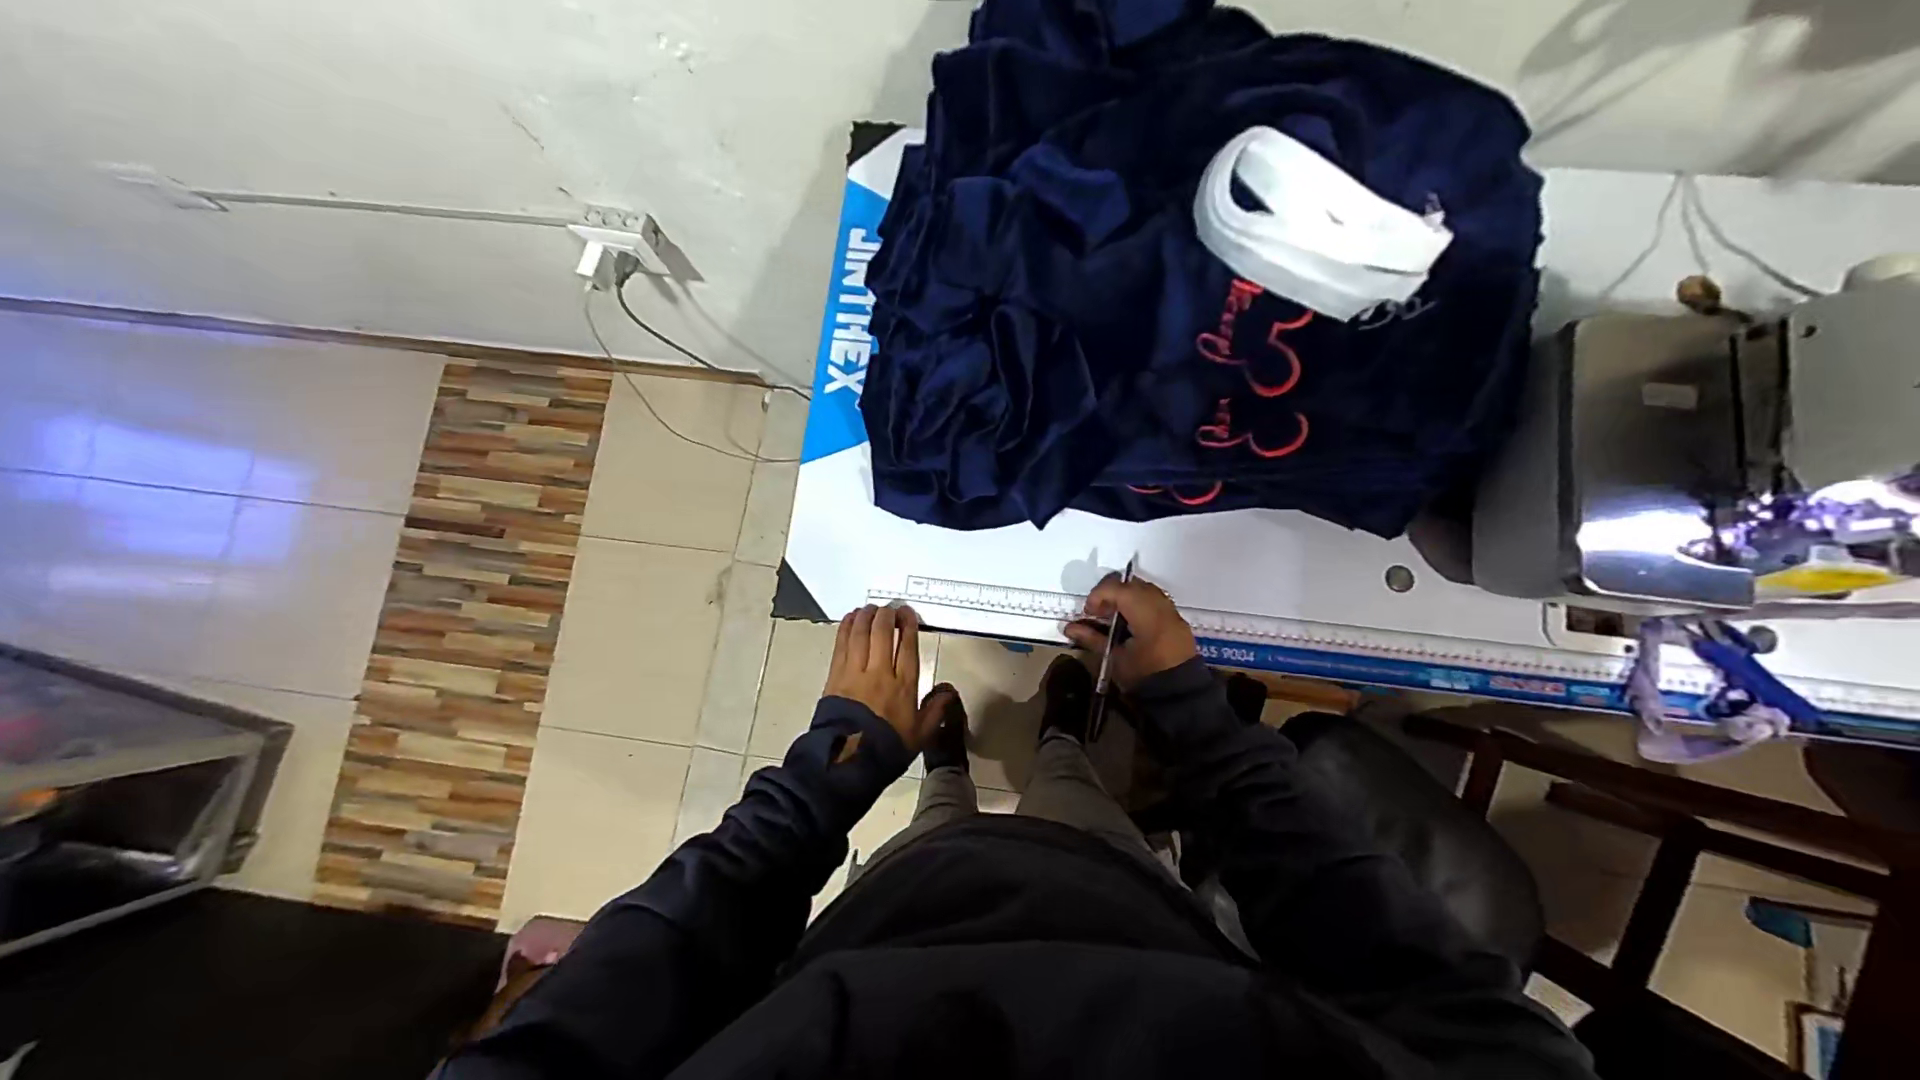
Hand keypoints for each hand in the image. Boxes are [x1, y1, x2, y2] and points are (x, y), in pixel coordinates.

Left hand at [823, 605, 940, 752]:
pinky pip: (842, 643)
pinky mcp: (836, 675)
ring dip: (866, 616)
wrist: (848, 761)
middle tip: (890, 609)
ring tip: (871, 608)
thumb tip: (948, 691)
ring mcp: (855, 672)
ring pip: (861, 633)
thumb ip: (935, 710)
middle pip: (883, 632)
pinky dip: (846, 627)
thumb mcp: (920, 734)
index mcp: (904, 685)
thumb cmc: (887, 748)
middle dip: (887, 615)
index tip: (908, 614)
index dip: (908, 624)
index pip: (907, 645)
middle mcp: (880, 673)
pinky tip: (851, 619)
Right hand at [1062, 573, 1196, 687]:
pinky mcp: (1176, 620)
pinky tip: (1129, 622)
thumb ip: (1092, 639)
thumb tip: (1069, 628)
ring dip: (1124, 597)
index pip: (1118, 589)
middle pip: (1131, 584)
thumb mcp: (1115, 659)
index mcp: (1146, 614)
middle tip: (1098, 613)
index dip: (1098, 595)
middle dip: (1110, 593)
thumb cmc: (1145, 677)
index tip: (1088, 612)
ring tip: (1112, 617)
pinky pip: (1154, 599)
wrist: (1180, 694)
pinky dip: (1138, 603)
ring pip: (1144, 589)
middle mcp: (1161, 606)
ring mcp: (1171, 612)